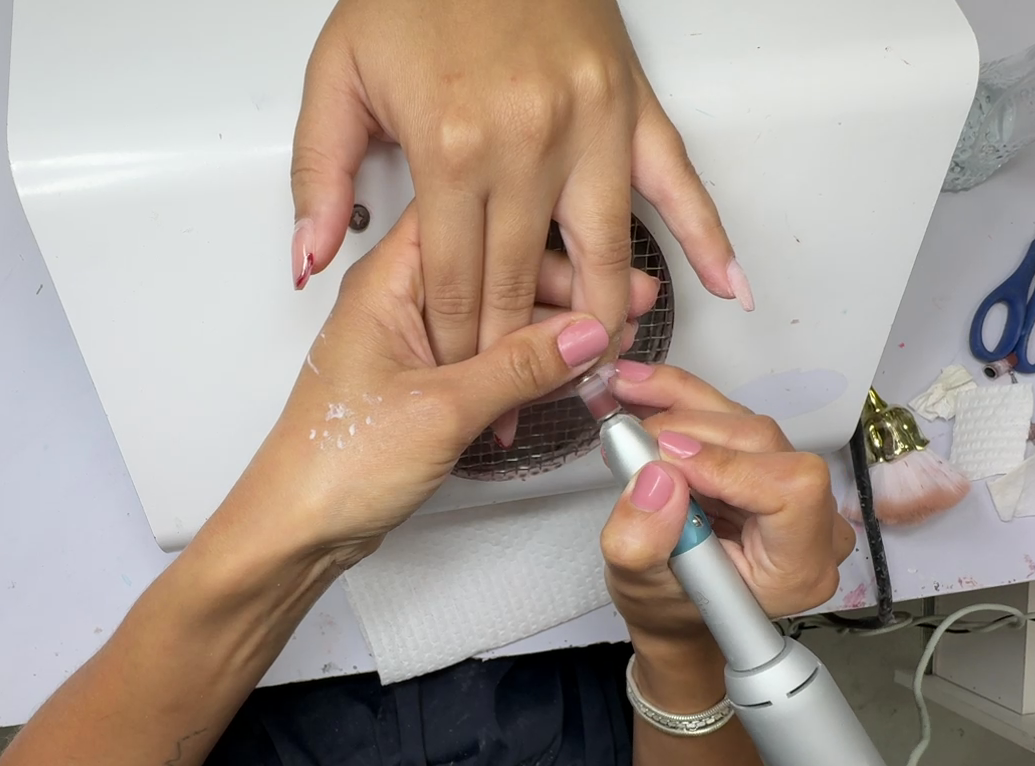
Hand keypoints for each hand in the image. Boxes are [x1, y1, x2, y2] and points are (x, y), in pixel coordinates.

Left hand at [206, 207, 655, 569]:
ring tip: (610, 340)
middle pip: (495, 271)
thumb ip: (519, 366)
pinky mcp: (423, 385)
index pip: (475, 223)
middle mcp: (400, 304)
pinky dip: (525, 368)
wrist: (300, 524)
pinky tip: (567, 374)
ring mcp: (413, 346)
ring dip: (551, 334)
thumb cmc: (335, 463)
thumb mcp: (441, 409)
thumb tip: (583, 334)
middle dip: (563, 291)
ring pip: (496, 320)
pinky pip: (484, 361)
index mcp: (389, 282)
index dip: (544, 233)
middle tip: (625, 303)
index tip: (601, 251)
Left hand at [291, 0, 752, 371]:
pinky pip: (678, 183)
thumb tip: (309, 261)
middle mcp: (528, 143)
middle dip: (517, 363)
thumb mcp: (338, 80)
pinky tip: (725, 284)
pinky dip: (706, 237)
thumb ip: (318, 179)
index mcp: (454, 148)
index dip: (461, 353)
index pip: (459, 288)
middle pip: (523, 288)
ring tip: (597, 376)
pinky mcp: (631, 107)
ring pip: (603, 257)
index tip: (462, 393)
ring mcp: (589, 126)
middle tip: (520, 416)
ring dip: (599, 327)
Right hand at [598, 362, 855, 652]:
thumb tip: (656, 477)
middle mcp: (812, 523)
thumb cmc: (666, 608)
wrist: (674, 609)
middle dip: (689, 432)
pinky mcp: (767, 462)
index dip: (727, 464)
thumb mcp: (637, 588)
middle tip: (628, 439)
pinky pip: (732, 418)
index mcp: (796, 568)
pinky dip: (683, 402)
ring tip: (625, 396)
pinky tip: (644, 390)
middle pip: (765, 446)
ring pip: (744, 423)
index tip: (662, 459)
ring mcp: (794, 489)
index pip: (791, 491)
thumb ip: (641, 543)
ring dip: (680, 406)